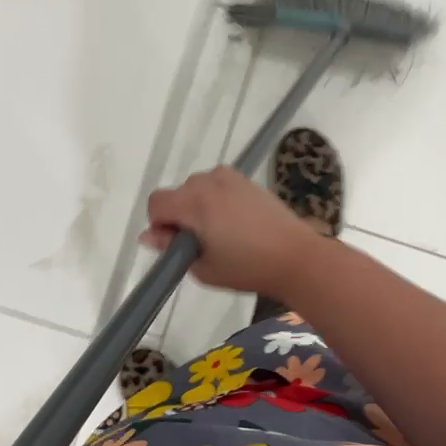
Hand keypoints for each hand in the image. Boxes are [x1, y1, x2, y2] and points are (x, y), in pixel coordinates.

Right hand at [142, 167, 322, 294]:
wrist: (295, 256)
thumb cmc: (247, 267)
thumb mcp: (203, 268)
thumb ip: (172, 249)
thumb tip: (150, 236)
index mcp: (195, 203)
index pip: (156, 202)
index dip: (159, 224)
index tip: (176, 244)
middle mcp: (209, 182)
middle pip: (177, 194)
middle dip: (180, 216)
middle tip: (200, 243)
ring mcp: (230, 177)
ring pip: (197, 189)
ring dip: (198, 207)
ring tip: (220, 234)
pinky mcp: (246, 180)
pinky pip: (217, 186)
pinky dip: (216, 201)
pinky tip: (235, 223)